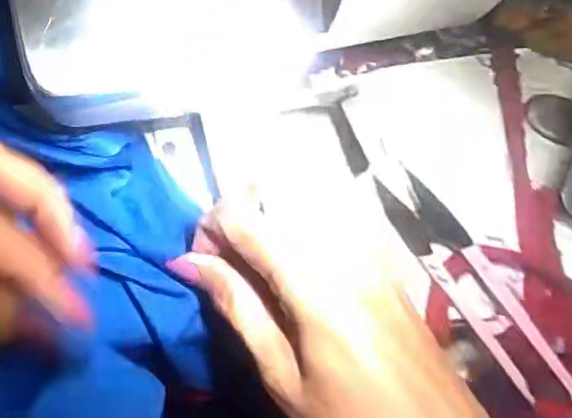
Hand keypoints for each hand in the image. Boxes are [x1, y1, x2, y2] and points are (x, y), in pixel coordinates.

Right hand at [171, 184, 487, 417]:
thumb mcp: (287, 381)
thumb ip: (238, 310)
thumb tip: (187, 262)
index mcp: (313, 282)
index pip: (237, 215)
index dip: (206, 230)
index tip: (200, 267)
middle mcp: (340, 250)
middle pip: (267, 190)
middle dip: (234, 214)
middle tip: (228, 259)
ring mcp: (368, 249)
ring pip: (299, 191)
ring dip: (265, 209)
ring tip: (259, 255)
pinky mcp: (384, 258)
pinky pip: (331, 209)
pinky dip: (299, 213)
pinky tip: (296, 251)